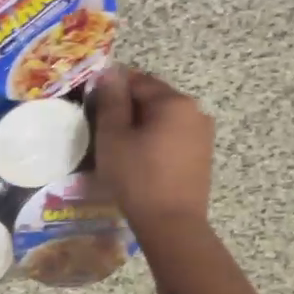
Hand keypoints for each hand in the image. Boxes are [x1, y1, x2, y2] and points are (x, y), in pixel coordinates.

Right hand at [92, 66, 214, 227]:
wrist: (171, 220)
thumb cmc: (136, 175)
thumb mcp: (113, 136)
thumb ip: (111, 101)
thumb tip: (109, 72)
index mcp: (173, 101)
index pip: (137, 80)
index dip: (110, 87)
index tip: (90, 102)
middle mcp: (194, 110)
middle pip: (153, 96)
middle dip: (126, 104)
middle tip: (100, 123)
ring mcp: (202, 131)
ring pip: (162, 115)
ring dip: (140, 121)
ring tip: (117, 141)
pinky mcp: (202, 152)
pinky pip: (172, 132)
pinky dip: (153, 136)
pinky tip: (138, 154)